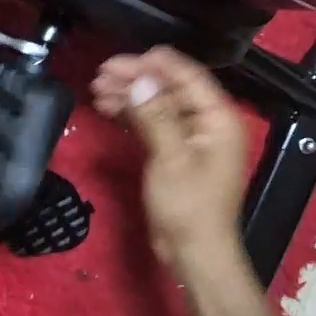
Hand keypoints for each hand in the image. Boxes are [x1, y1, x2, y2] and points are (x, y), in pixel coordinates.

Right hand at [92, 47, 250, 266]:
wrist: (194, 255)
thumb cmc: (189, 208)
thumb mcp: (171, 159)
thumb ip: (156, 116)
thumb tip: (139, 80)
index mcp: (218, 118)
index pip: (188, 76)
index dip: (154, 64)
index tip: (120, 61)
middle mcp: (207, 122)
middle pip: (169, 88)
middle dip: (136, 79)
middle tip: (101, 75)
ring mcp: (191, 138)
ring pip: (158, 104)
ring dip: (130, 95)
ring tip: (97, 90)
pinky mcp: (174, 153)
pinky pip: (153, 122)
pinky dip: (132, 114)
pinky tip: (108, 109)